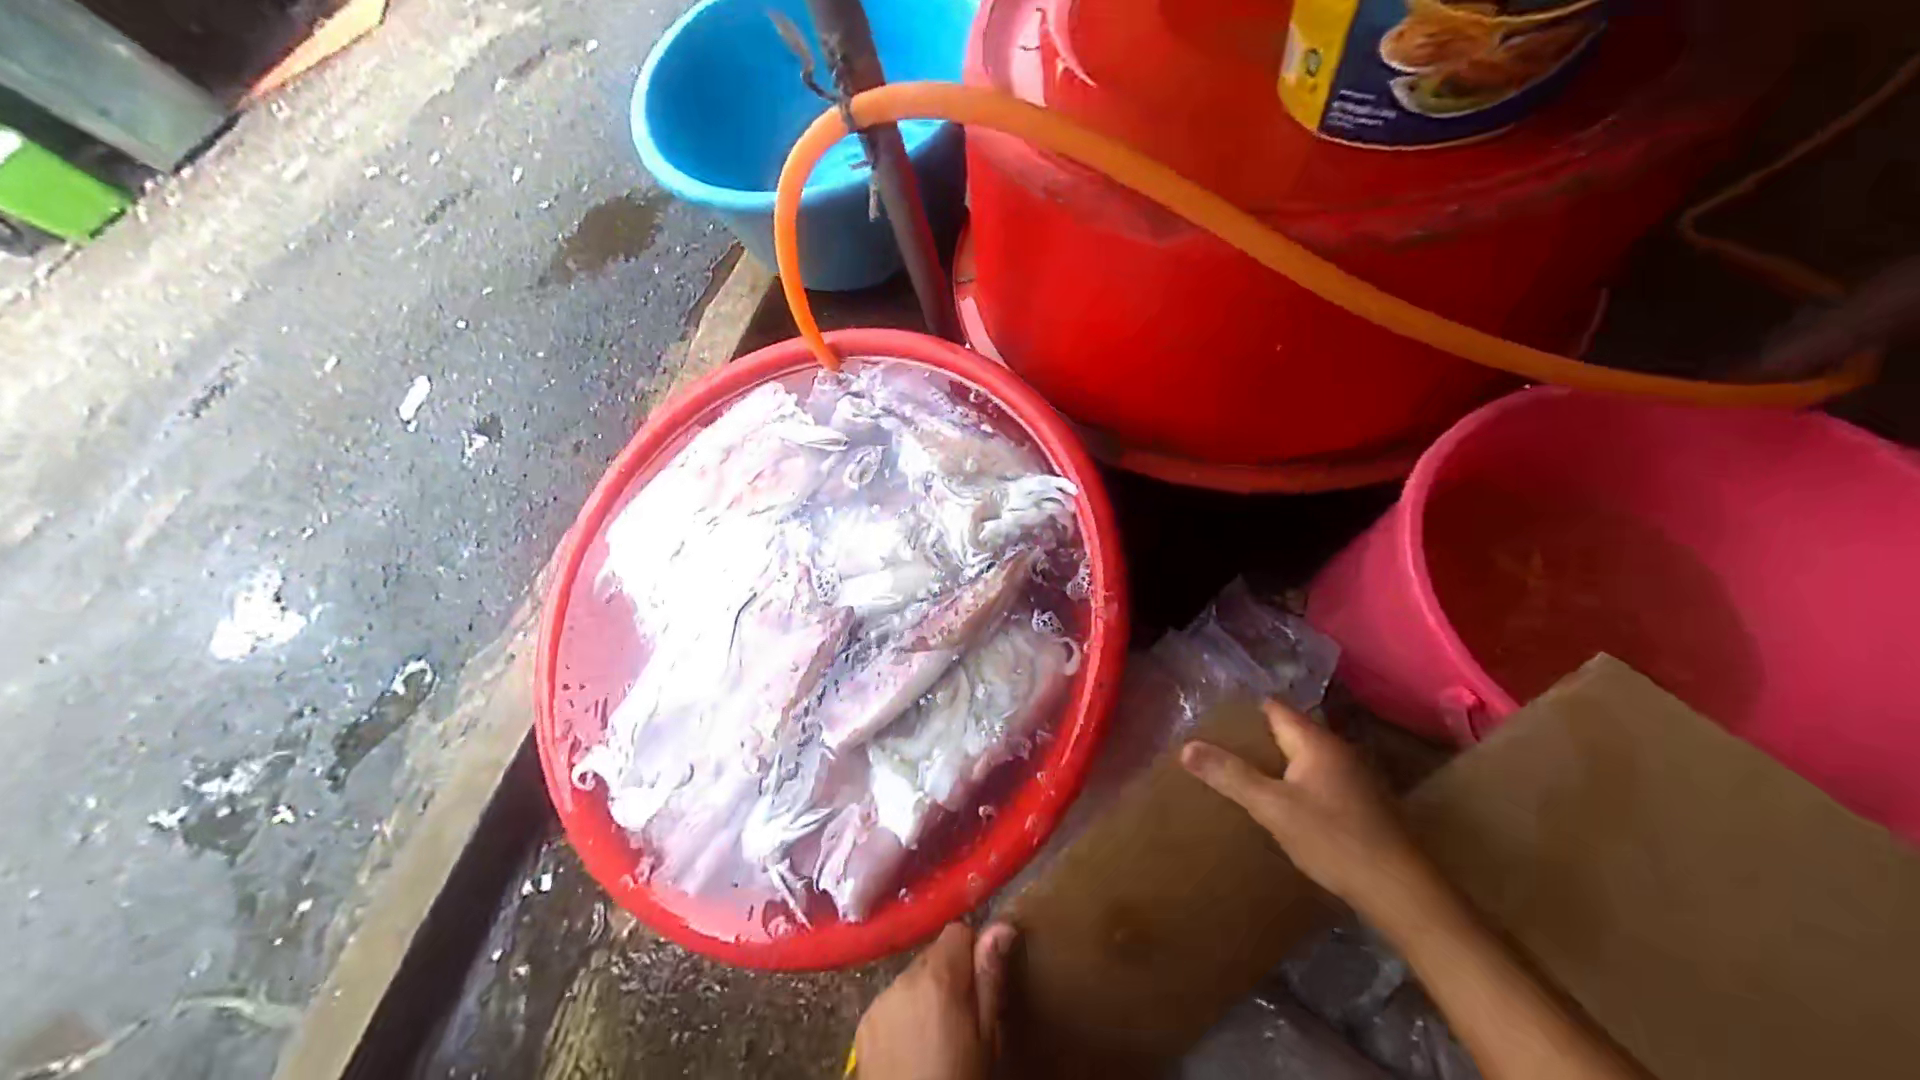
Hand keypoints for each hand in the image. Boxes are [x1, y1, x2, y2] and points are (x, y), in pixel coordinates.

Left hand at [853, 922, 1015, 1079]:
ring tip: (936, 1037)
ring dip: (925, 995)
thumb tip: (1001, 925)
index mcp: (938, 976)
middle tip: (961, 1019)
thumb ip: (990, 977)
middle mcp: (903, 976)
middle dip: (949, 976)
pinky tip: (912, 1048)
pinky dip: (903, 1014)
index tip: (979, 983)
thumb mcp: (986, 1036)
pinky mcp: (863, 1022)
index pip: (957, 930)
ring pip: (911, 978)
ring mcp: (879, 999)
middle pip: (933, 955)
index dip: (972, 952)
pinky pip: (890, 1001)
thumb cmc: (959, 1079)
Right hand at [1180, 700, 1433, 909]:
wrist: (1401, 892)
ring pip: (1304, 758)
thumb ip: (1230, 775)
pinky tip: (1279, 803)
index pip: (1273, 708)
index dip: (1242, 709)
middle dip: (1255, 737)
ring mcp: (1354, 778)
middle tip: (1217, 744)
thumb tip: (1187, 747)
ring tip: (1240, 772)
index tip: (1211, 715)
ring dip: (1276, 762)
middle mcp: (1338, 750)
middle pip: (1289, 732)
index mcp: (1316, 742)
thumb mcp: (1272, 807)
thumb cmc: (1334, 840)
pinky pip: (1318, 780)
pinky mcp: (1362, 804)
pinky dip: (1295, 783)